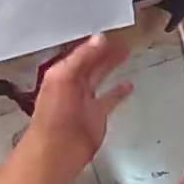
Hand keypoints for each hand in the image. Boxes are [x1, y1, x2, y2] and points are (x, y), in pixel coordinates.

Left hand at [22, 34, 132, 175]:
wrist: (57, 150)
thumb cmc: (54, 114)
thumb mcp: (63, 78)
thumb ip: (81, 58)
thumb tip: (100, 39)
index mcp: (62, 73)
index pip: (80, 53)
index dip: (94, 43)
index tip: (110, 32)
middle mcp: (73, 84)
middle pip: (92, 62)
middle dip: (105, 51)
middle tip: (121, 39)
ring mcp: (86, 100)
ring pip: (100, 77)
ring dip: (111, 65)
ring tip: (125, 53)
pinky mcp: (97, 115)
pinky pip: (110, 99)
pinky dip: (119, 92)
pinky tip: (128, 84)